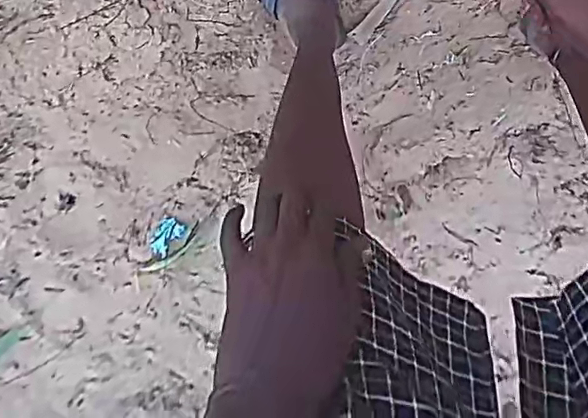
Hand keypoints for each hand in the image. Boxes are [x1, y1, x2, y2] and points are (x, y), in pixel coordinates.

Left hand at [208, 189, 365, 417]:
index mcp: (318, 253)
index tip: (332, 210)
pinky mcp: (236, 272)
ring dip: (275, 202)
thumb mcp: (347, 315)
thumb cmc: (312, 358)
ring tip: (282, 201)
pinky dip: (233, 218)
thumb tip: (358, 243)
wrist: (266, 392)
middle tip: (307, 200)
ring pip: (266, 209)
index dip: (330, 206)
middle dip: (302, 195)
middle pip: (293, 200)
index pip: (325, 211)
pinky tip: (238, 211)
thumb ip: (351, 272)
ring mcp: (258, 255)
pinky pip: (230, 234)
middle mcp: (287, 245)